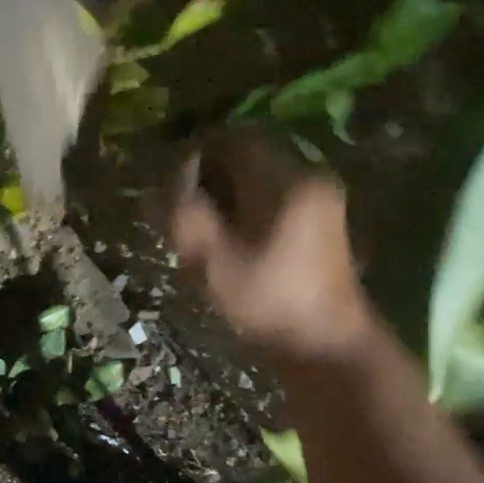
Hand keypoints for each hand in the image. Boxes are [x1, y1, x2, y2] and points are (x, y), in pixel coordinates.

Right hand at [166, 130, 373, 362]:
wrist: (323, 342)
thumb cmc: (266, 299)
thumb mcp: (212, 261)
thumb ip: (185, 218)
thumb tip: (160, 188)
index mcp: (285, 181)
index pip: (235, 140)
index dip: (198, 154)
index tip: (171, 183)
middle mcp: (308, 179)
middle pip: (248, 158)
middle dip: (209, 178)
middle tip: (181, 210)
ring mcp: (319, 201)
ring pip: (259, 181)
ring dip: (225, 197)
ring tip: (201, 229)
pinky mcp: (319, 223)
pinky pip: (272, 200)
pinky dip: (245, 210)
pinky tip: (228, 242)